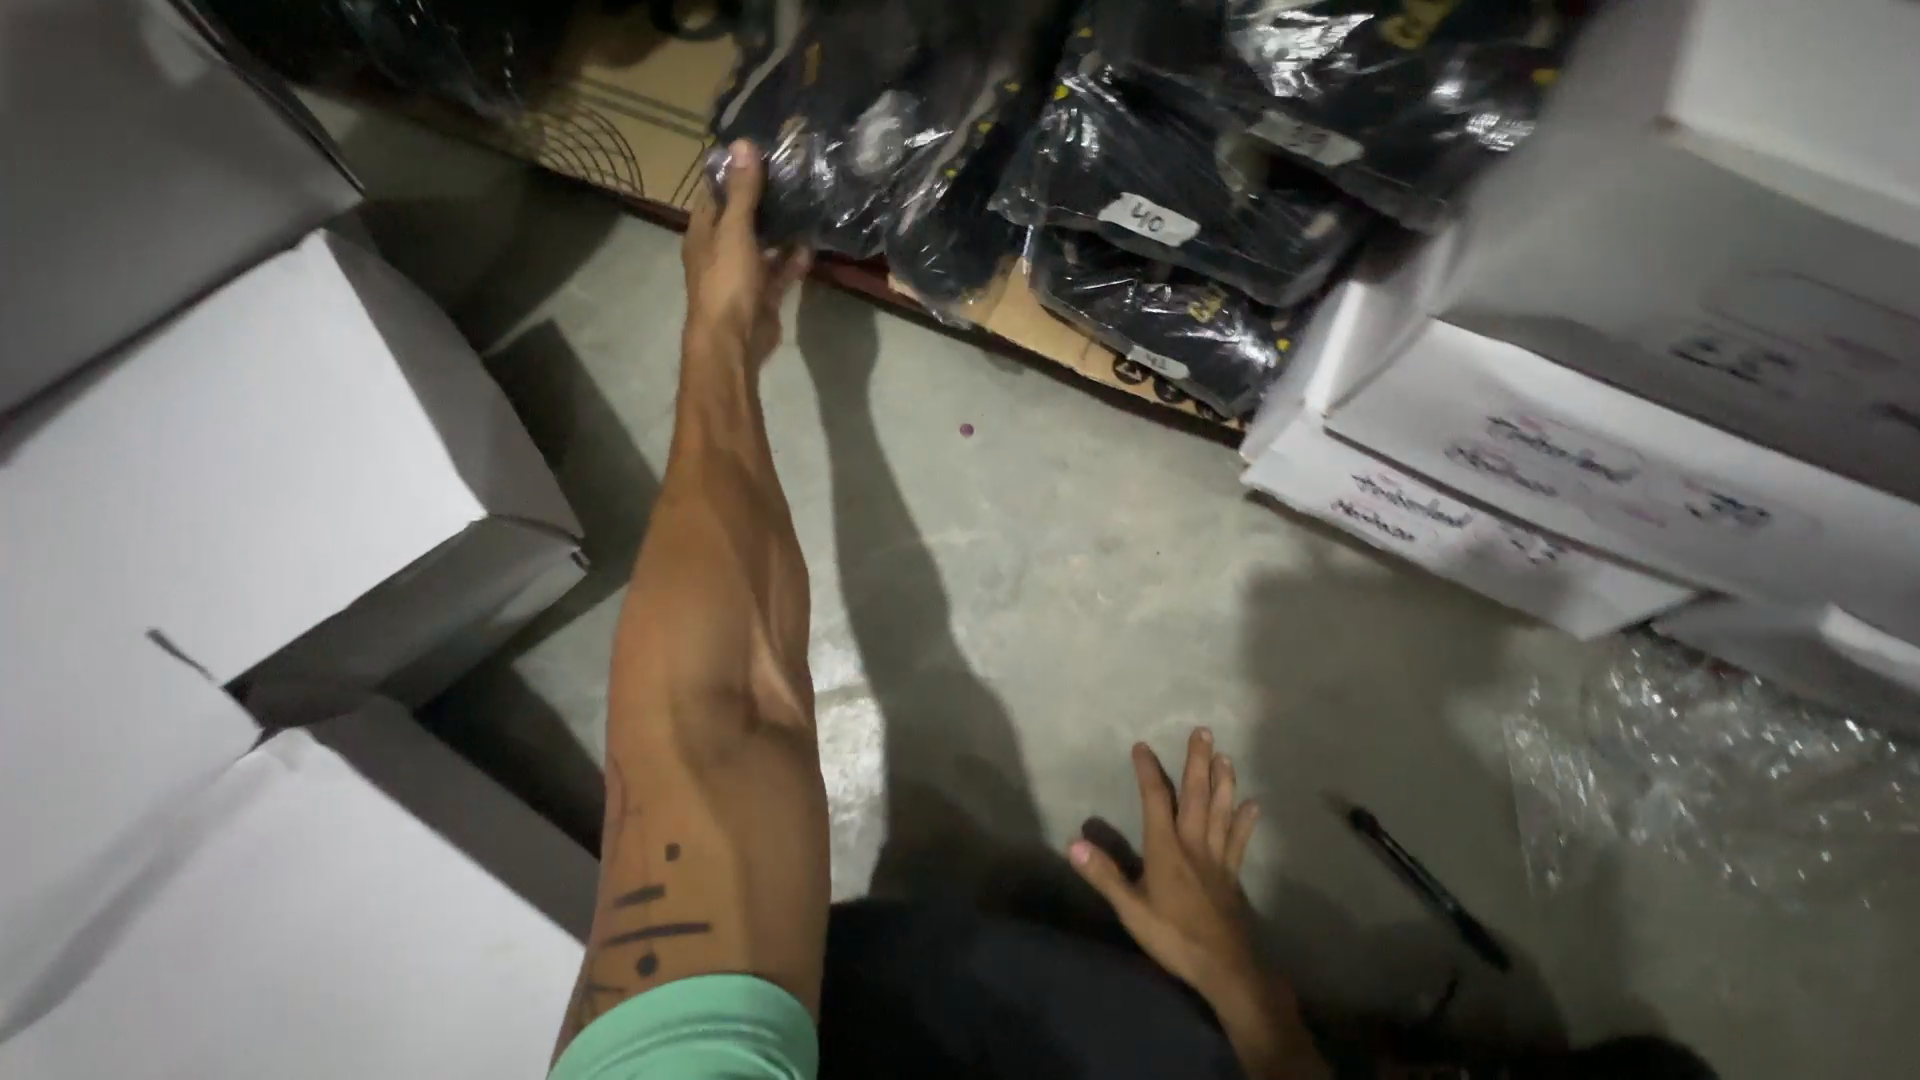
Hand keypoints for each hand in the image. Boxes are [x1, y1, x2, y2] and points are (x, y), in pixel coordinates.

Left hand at [683, 140, 811, 365]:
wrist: (734, 339)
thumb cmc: (726, 281)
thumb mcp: (734, 230)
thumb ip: (743, 191)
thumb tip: (744, 143)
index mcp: (703, 231)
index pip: (715, 192)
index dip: (734, 171)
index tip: (761, 149)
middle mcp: (720, 250)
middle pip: (742, 217)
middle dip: (764, 198)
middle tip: (793, 173)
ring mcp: (742, 274)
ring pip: (764, 244)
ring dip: (782, 229)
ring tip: (807, 202)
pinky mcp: (763, 294)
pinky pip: (780, 271)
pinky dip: (793, 260)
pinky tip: (811, 244)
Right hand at [1070, 728, 1261, 998]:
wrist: (1225, 968)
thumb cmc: (1174, 936)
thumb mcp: (1131, 910)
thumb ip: (1104, 875)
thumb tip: (1073, 844)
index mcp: (1166, 848)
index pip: (1156, 800)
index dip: (1148, 771)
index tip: (1142, 747)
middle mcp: (1194, 844)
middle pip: (1196, 796)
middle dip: (1197, 762)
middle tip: (1203, 732)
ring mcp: (1217, 858)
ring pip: (1221, 811)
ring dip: (1223, 782)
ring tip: (1226, 756)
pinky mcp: (1232, 875)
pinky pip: (1239, 841)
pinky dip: (1245, 822)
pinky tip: (1252, 805)